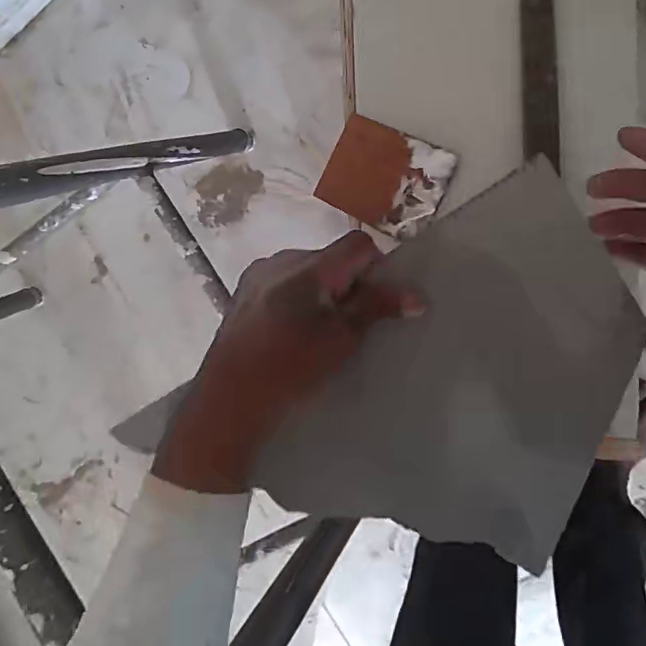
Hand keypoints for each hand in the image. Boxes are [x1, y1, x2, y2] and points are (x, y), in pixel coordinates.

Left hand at [153, 231, 422, 492]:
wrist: (227, 401)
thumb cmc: (289, 371)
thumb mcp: (341, 341)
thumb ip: (377, 308)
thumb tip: (418, 294)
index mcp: (308, 267)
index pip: (359, 244)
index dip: (377, 267)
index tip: (377, 302)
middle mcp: (282, 259)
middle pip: (332, 257)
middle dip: (349, 283)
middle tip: (352, 324)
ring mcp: (259, 273)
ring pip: (308, 270)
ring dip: (323, 290)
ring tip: (319, 332)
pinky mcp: (244, 290)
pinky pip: (284, 282)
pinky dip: (299, 298)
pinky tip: (292, 332)